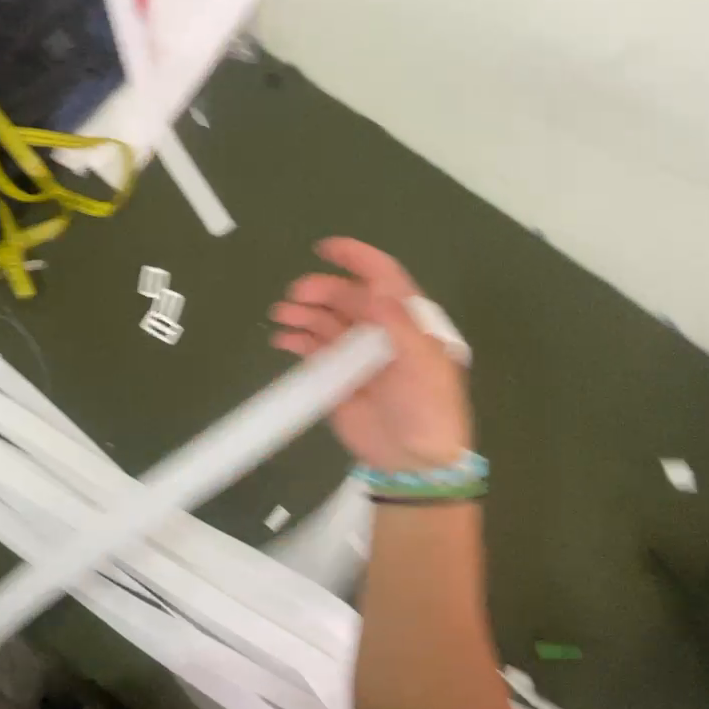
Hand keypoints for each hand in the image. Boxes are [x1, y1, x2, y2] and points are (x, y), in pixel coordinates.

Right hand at [269, 237, 471, 471]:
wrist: (413, 460)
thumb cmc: (428, 410)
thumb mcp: (423, 366)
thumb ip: (400, 327)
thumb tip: (378, 290)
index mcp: (406, 325)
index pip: (383, 280)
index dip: (358, 259)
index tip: (326, 248)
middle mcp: (379, 334)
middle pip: (346, 300)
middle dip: (320, 291)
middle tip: (294, 297)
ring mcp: (355, 357)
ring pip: (325, 324)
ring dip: (303, 315)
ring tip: (281, 317)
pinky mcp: (335, 380)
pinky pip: (312, 353)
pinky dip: (296, 343)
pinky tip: (282, 341)